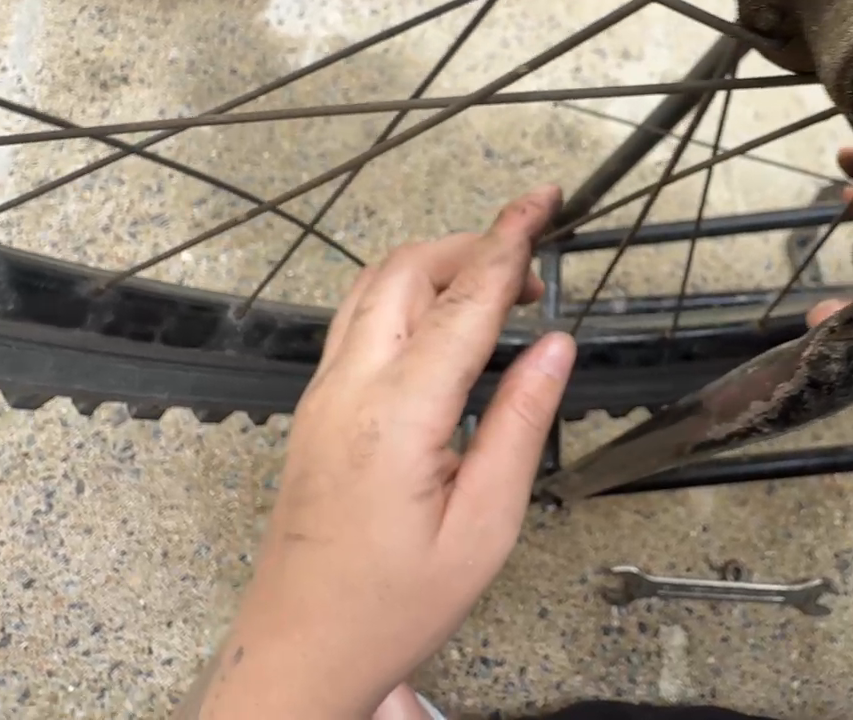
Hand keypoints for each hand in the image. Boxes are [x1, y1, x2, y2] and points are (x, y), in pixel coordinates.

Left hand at [199, 187, 574, 719]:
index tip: (542, 200)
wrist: (297, 653)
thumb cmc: (393, 603)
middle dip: (475, 242)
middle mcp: (350, 385)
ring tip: (498, 283)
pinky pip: (361, 315)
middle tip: (534, 261)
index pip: (465, 301)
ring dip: (440, 261)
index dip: (510, 242)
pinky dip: (410, 289)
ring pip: (378, 284)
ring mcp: (324, 390)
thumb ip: (522, 422)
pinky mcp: (318, 403)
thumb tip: (556, 346)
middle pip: (410, 269)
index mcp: (398, 414)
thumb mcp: (485, 525)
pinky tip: (446, 317)